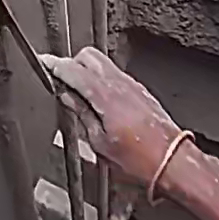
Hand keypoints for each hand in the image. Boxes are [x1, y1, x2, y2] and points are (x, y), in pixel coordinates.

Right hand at [45, 47, 186, 188]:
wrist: (174, 163)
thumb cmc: (140, 160)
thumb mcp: (100, 142)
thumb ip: (81, 114)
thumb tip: (66, 98)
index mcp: (106, 96)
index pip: (74, 70)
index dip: (55, 65)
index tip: (44, 63)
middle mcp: (120, 84)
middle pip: (88, 56)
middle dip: (71, 63)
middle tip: (61, 79)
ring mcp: (132, 85)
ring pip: (102, 63)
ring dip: (86, 70)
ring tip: (78, 92)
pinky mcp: (140, 91)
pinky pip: (114, 74)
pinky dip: (101, 79)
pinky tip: (97, 99)